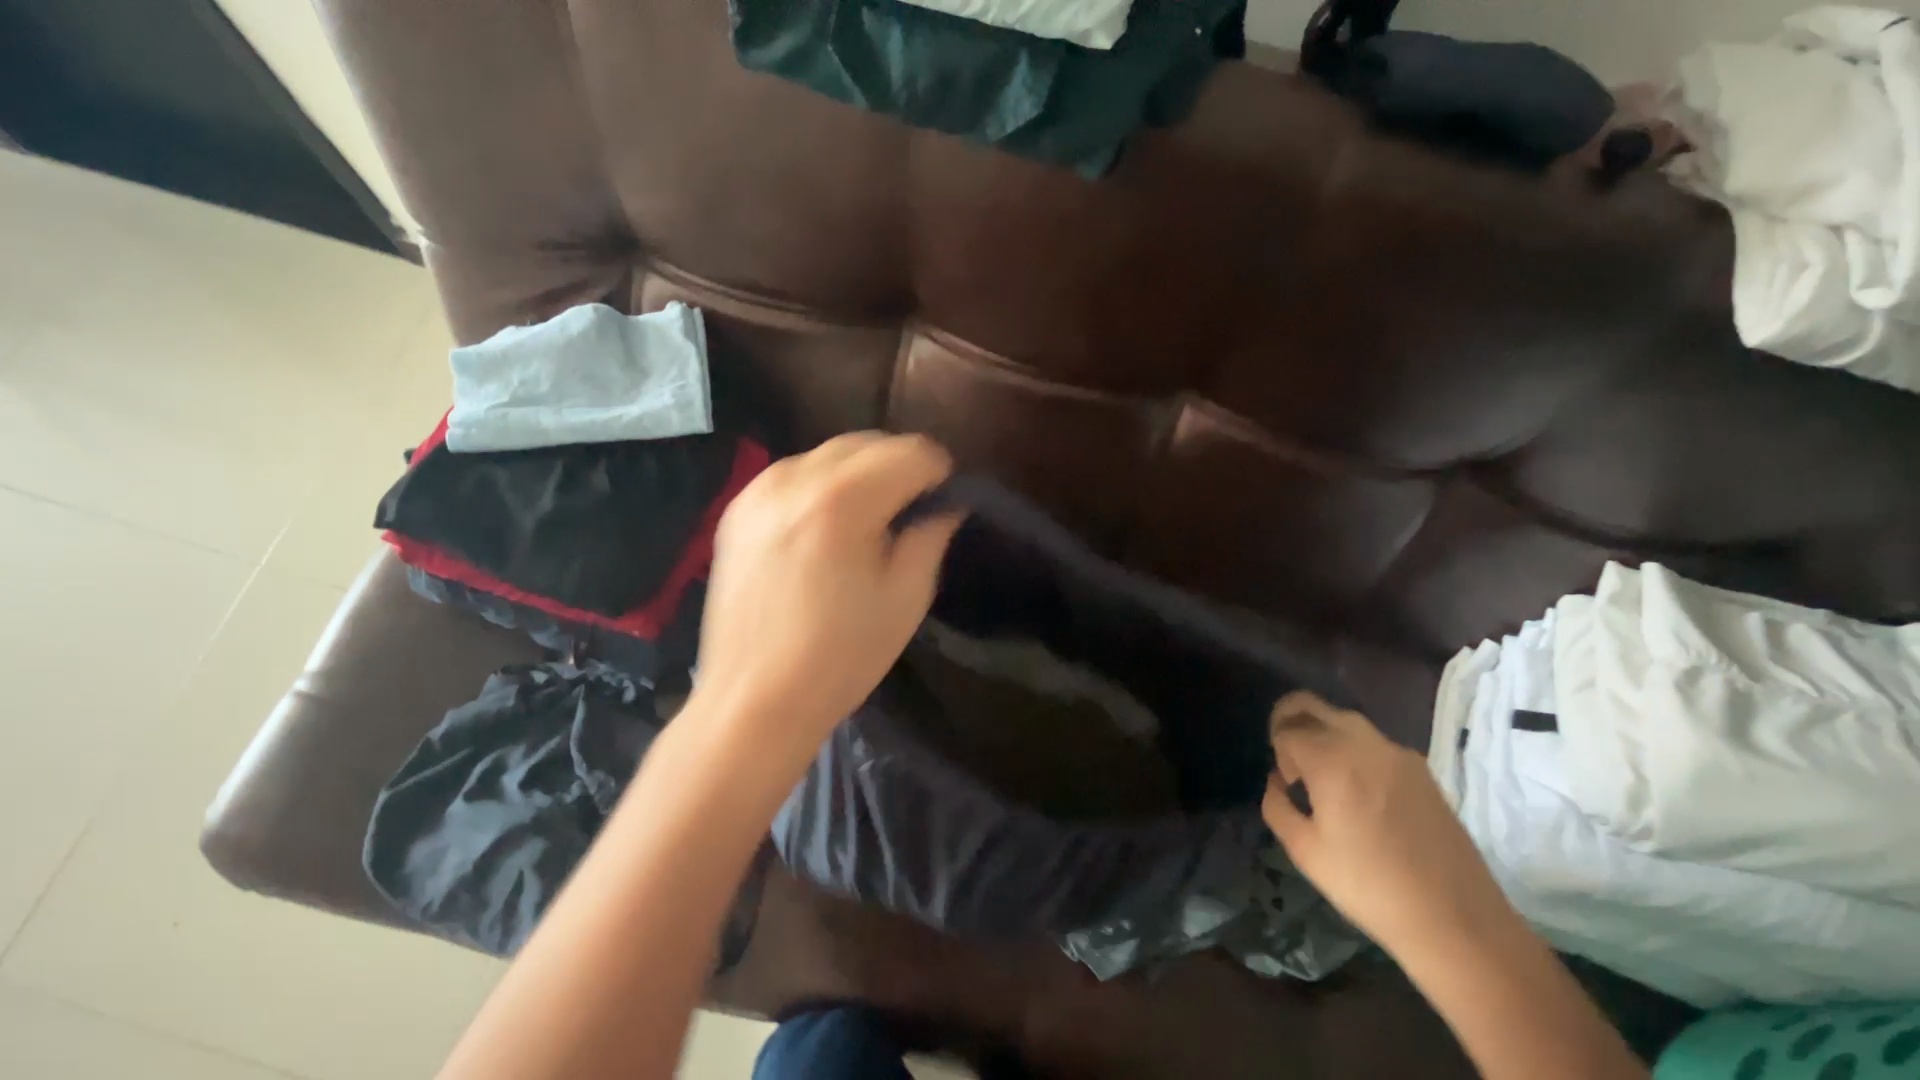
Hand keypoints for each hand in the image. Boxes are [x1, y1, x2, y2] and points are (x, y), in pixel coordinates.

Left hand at [690, 432, 964, 765]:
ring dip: (859, 475)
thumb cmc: (839, 658)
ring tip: (869, 522)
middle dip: (897, 467)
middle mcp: (793, 481)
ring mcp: (757, 493)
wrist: (753, 701)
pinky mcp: (736, 512)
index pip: (908, 452)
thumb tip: (944, 503)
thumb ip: (929, 535)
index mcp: (840, 501)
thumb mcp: (905, 599)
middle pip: (865, 443)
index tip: (944, 500)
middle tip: (912, 510)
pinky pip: (794, 477)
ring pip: (827, 456)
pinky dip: (821, 488)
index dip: (936, 472)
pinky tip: (827, 530)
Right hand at [1260, 691, 1517, 957]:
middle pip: (1316, 707)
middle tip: (1293, 764)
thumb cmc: (1367, 886)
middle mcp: (1365, 744)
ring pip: (1347, 722)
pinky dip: (1355, 752)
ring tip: (1327, 782)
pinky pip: (1375, 744)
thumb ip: (1278, 806)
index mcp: (1332, 760)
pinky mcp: (1422, 770)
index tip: (1286, 785)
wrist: (1453, 916)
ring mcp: (1399, 754)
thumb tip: (1279, 782)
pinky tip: (1361, 796)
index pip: (1287, 728)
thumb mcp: (1304, 851)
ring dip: (1326, 736)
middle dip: (1294, 723)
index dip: (1277, 751)